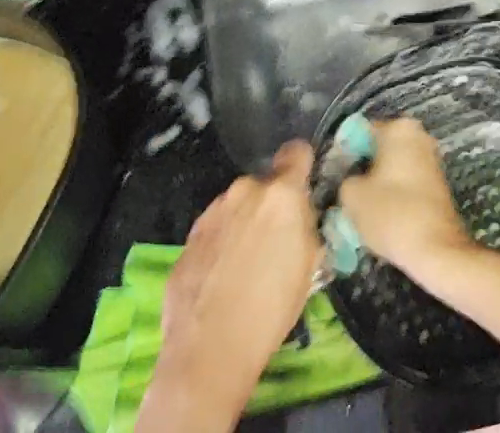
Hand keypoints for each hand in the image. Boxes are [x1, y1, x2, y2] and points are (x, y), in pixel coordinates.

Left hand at [136, 142, 320, 432]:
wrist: (210, 346)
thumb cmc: (272, 306)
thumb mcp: (310, 265)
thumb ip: (306, 227)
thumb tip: (300, 218)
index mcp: (281, 194)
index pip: (297, 152)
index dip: (303, 166)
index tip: (304, 187)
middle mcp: (244, 191)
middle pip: (265, 187)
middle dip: (272, 207)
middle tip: (276, 243)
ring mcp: (212, 212)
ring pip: (238, 207)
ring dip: (245, 224)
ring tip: (246, 266)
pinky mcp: (189, 236)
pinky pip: (216, 229)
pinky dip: (223, 244)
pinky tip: (223, 277)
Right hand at [337, 119, 474, 275]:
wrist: (436, 249)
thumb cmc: (391, 213)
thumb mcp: (352, 195)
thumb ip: (346, 178)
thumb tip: (353, 179)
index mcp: (399, 128)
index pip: (360, 132)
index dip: (345, 153)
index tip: (337, 175)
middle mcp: (419, 136)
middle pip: (379, 148)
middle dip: (363, 167)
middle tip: (348, 192)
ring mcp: (432, 159)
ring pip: (393, 166)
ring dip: (378, 182)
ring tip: (363, 207)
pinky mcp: (438, 183)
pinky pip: (406, 180)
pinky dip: (394, 192)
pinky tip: (383, 213)